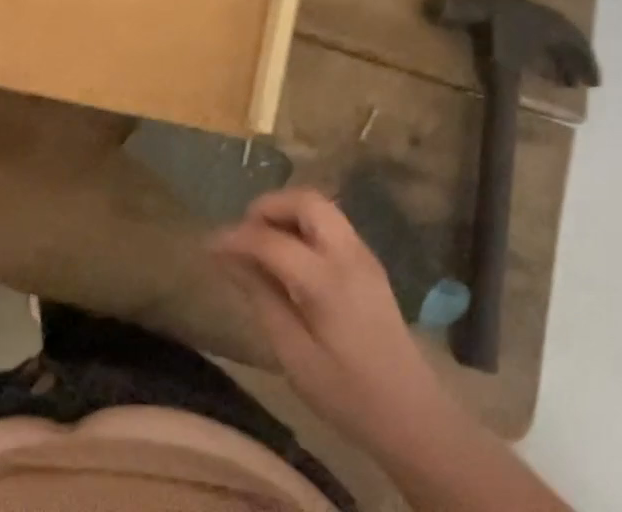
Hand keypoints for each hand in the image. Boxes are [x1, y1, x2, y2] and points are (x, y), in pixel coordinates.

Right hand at [214, 187, 455, 450]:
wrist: (415, 419)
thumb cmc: (348, 394)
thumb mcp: (293, 353)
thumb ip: (260, 296)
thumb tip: (227, 257)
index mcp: (327, 281)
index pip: (269, 239)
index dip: (233, 238)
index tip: (206, 247)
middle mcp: (350, 257)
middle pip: (306, 201)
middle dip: (267, 207)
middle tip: (241, 235)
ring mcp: (365, 260)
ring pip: (321, 209)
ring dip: (286, 215)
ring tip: (259, 247)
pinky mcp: (370, 269)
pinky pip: (331, 228)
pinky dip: (302, 229)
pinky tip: (286, 262)